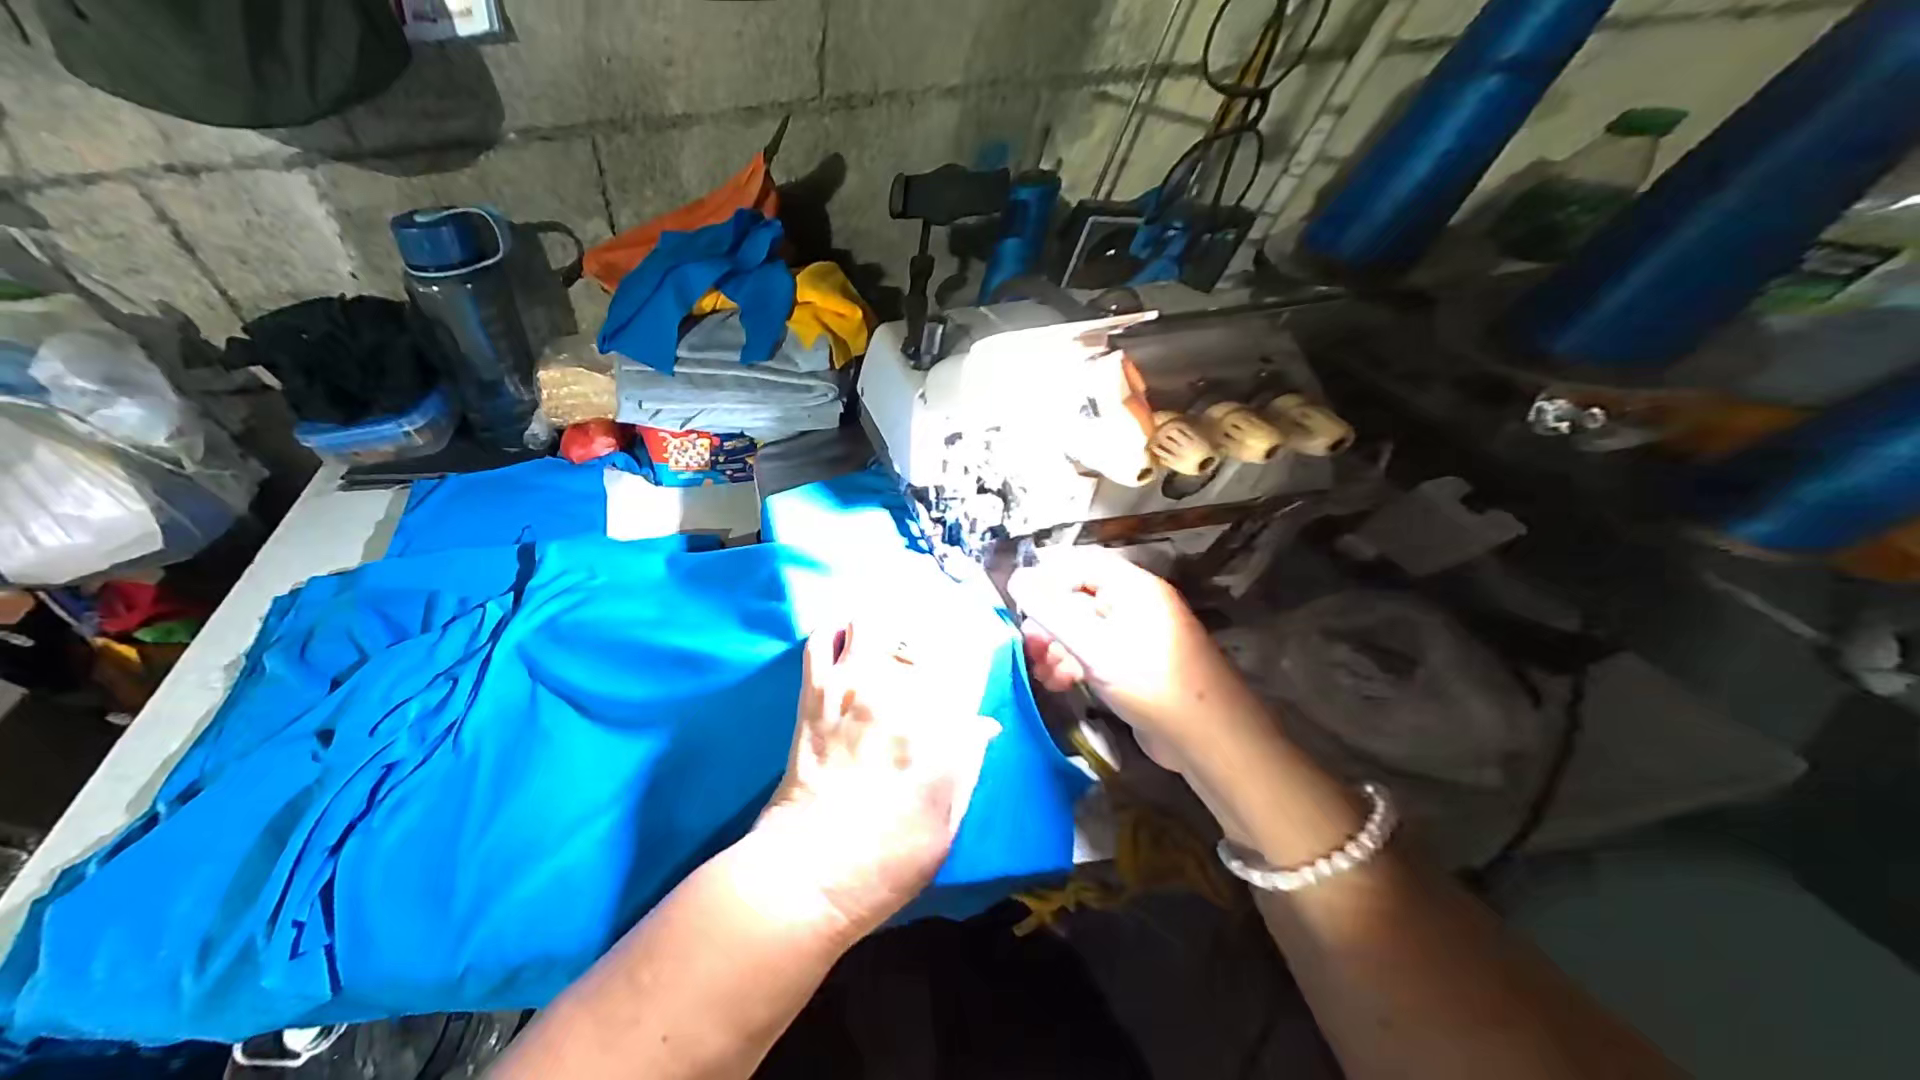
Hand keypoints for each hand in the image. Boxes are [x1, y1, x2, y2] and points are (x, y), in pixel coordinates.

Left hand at [756, 622, 999, 935]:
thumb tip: (983, 724)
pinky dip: (835, 632)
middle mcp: (899, 694)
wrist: (808, 875)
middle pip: (925, 634)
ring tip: (890, 634)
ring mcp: (851, 688)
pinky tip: (845, 641)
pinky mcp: (813, 695)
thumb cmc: (889, 861)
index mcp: (941, 727)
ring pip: (873, 623)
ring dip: (886, 624)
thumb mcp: (948, 821)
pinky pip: (821, 641)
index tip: (978, 649)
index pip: (970, 662)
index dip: (978, 649)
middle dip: (935, 633)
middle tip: (934, 643)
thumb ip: (968, 763)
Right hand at [1008, 546, 1253, 762]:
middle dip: (1048, 622)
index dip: (1045, 578)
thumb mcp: (1093, 645)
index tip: (1018, 605)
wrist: (1209, 737)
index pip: (1079, 562)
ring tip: (1042, 674)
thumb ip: (1051, 611)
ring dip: (1057, 647)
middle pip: (1078, 597)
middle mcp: (1135, 604)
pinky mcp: (1136, 665)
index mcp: (1133, 586)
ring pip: (1084, 629)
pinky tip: (1060, 684)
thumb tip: (1015, 578)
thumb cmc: (1150, 682)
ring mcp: (1137, 635)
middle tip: (1029, 648)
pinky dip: (1075, 663)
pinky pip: (1097, 652)